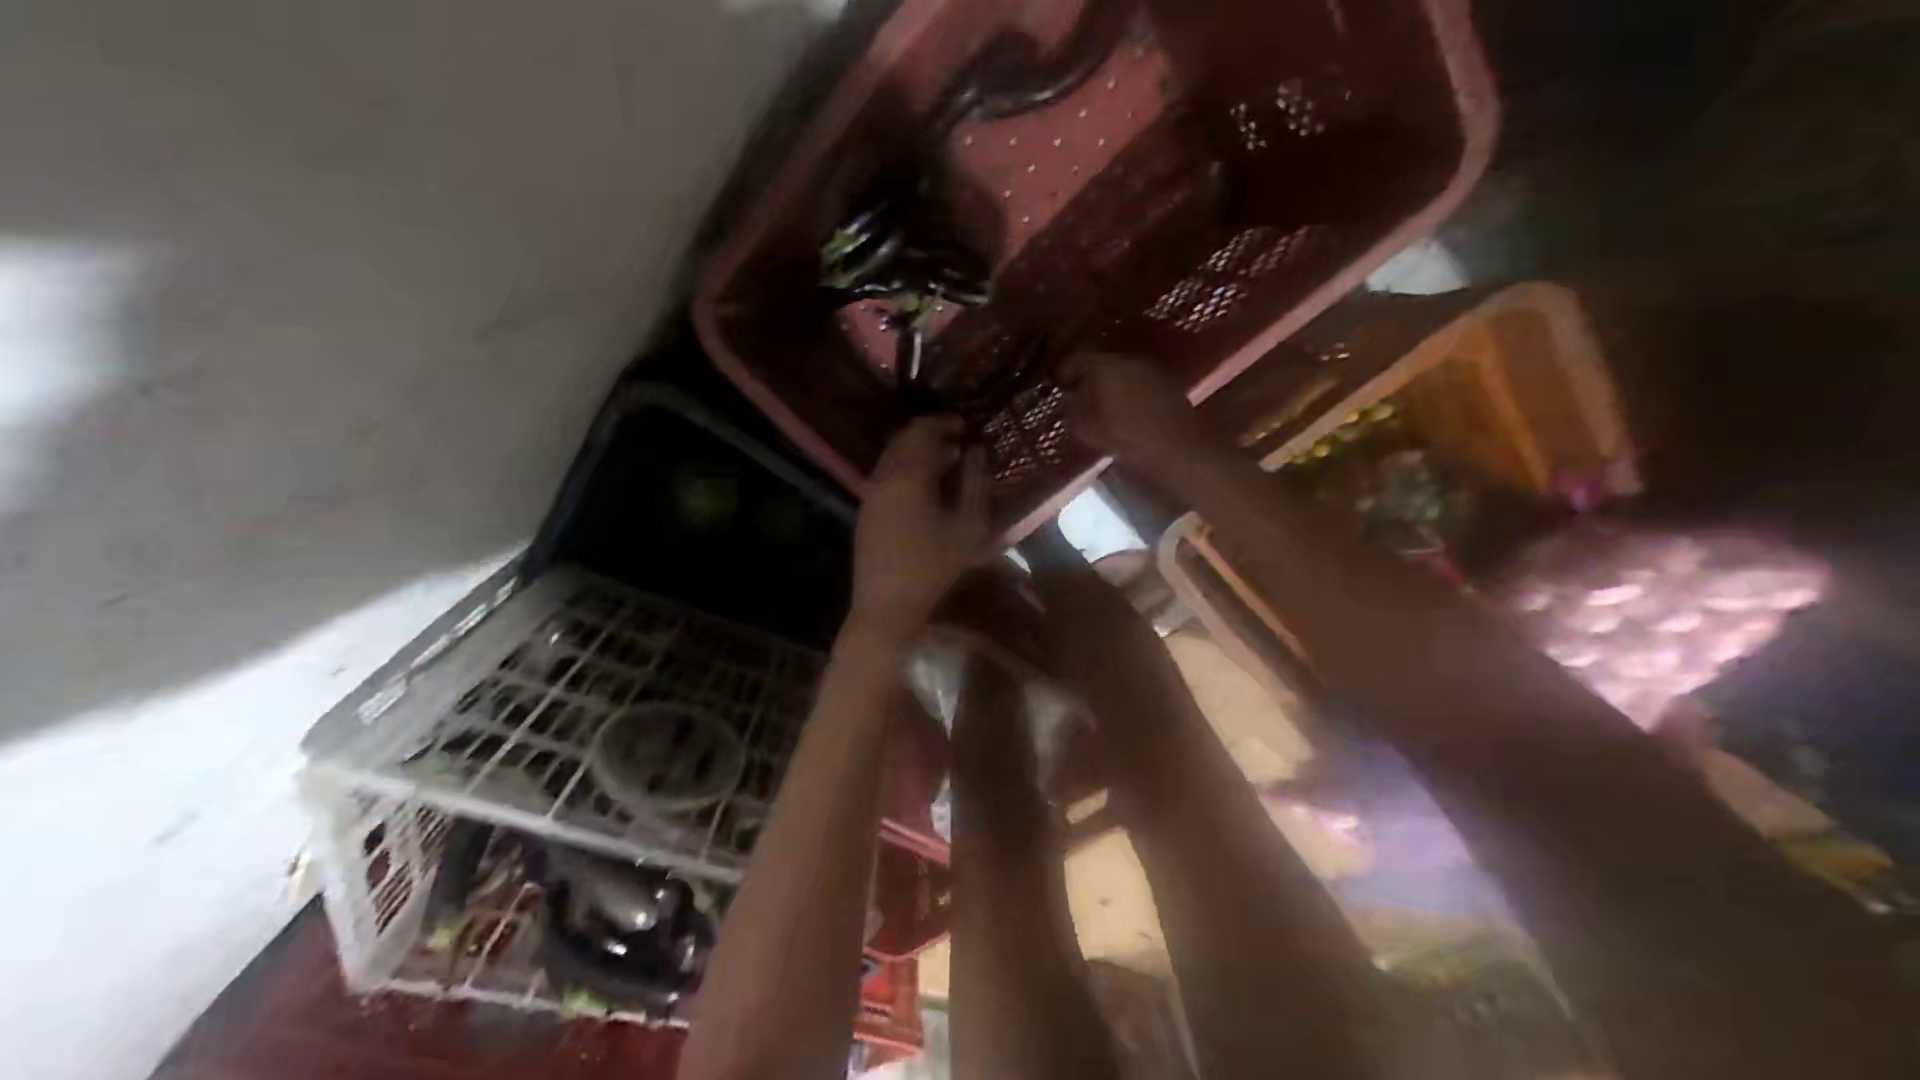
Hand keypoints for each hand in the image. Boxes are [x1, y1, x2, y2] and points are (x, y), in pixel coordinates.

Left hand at [851, 415, 990, 637]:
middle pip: (904, 439)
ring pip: (892, 456)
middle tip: (958, 441)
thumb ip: (975, 483)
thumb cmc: (933, 568)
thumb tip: (976, 451)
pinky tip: (925, 487)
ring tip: (947, 462)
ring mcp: (870, 493)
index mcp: (908, 475)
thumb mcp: (968, 527)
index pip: (923, 430)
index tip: (966, 426)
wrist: (886, 605)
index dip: (945, 422)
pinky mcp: (865, 509)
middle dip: (931, 434)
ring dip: (918, 452)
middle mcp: (883, 476)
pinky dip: (906, 469)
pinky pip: (886, 474)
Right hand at [1059, 352, 1209, 465]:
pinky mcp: (1167, 383)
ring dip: (1109, 382)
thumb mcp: (1090, 430)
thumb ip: (1074, 411)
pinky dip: (1127, 389)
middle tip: (1076, 391)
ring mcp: (1151, 369)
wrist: (1179, 448)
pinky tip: (1123, 408)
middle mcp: (1129, 360)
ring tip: (1099, 402)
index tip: (1056, 381)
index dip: (1064, 368)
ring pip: (1121, 370)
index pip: (1078, 358)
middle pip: (1102, 361)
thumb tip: (1068, 399)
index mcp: (1106, 367)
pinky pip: (1138, 380)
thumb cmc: (1128, 439)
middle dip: (1087, 375)